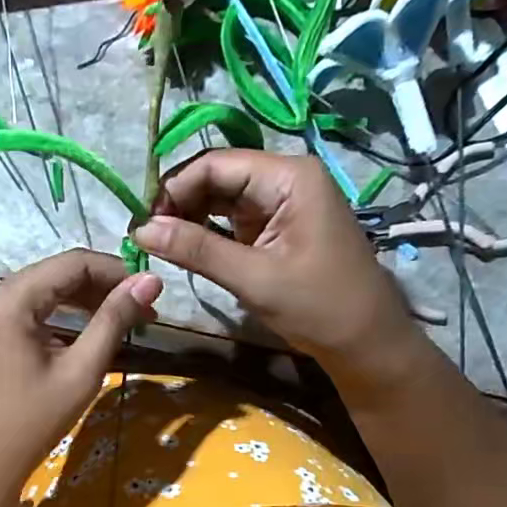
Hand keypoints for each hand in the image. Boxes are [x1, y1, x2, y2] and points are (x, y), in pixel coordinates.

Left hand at [0, 250, 161, 506]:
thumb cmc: (36, 420)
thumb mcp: (82, 370)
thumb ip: (114, 320)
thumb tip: (151, 281)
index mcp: (9, 300)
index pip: (72, 263)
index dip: (116, 270)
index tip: (152, 288)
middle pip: (59, 272)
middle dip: (105, 286)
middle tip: (145, 308)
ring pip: (48, 287)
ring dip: (89, 298)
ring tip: (129, 317)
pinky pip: (34, 304)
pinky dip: (66, 311)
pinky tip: (95, 325)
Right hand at [132, 150, 424, 386]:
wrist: (365, 342)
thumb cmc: (318, 306)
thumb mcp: (253, 277)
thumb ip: (197, 249)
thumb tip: (141, 230)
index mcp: (289, 177)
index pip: (216, 164)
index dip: (175, 188)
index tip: (145, 224)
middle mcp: (287, 179)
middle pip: (219, 177)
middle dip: (181, 203)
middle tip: (149, 238)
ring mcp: (284, 203)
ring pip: (224, 198)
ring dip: (192, 218)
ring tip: (163, 245)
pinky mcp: (280, 227)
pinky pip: (236, 219)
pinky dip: (211, 232)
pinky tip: (188, 249)